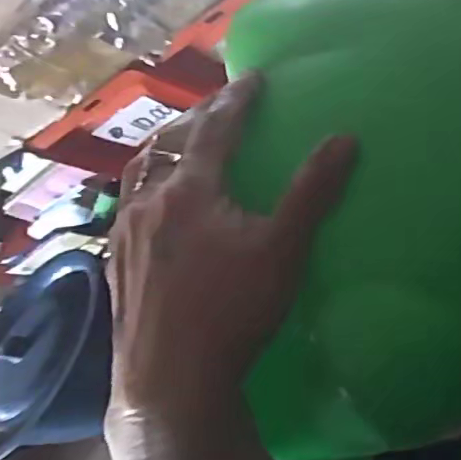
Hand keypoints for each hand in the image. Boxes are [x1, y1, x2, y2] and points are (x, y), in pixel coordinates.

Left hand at [104, 73, 357, 429]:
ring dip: (166, 149)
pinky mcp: (116, 264)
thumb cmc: (233, 311)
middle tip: (222, 106)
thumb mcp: (283, 249)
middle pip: (170, 143)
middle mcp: (149, 202)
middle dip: (199, 118)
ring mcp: (125, 234)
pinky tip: (158, 207)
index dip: (238, 101)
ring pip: (142, 172)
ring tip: (183, 145)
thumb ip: (312, 191)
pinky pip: (130, 205)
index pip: (215, 130)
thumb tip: (345, 139)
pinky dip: (150, 186)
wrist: (170, 381)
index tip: (253, 78)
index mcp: (190, 191)